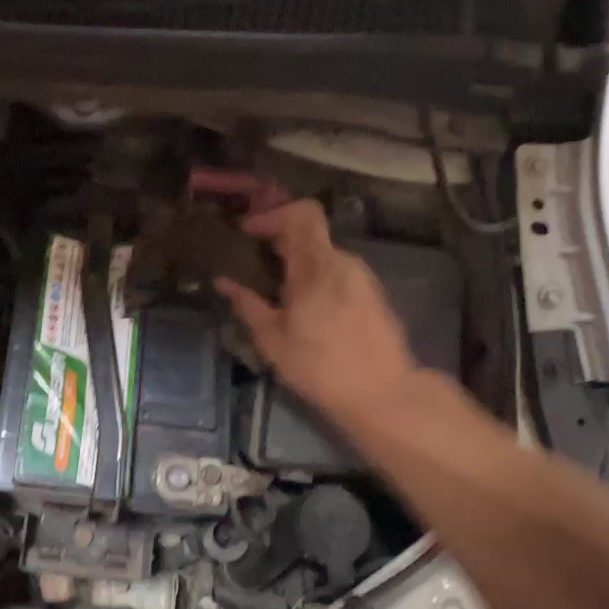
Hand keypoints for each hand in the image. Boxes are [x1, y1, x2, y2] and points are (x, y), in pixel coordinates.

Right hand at [215, 200, 418, 427]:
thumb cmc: (321, 367)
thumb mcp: (273, 341)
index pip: (300, 212)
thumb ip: (247, 304)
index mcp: (316, 266)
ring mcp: (362, 277)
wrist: (384, 395)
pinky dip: (315, 277)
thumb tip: (224, 282)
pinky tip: (304, 308)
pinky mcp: (372, 294)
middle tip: (254, 262)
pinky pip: (337, 272)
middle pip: (309, 232)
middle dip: (279, 240)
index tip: (248, 232)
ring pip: (323, 254)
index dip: (272, 214)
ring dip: (298, 262)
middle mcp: (342, 262)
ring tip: (276, 290)